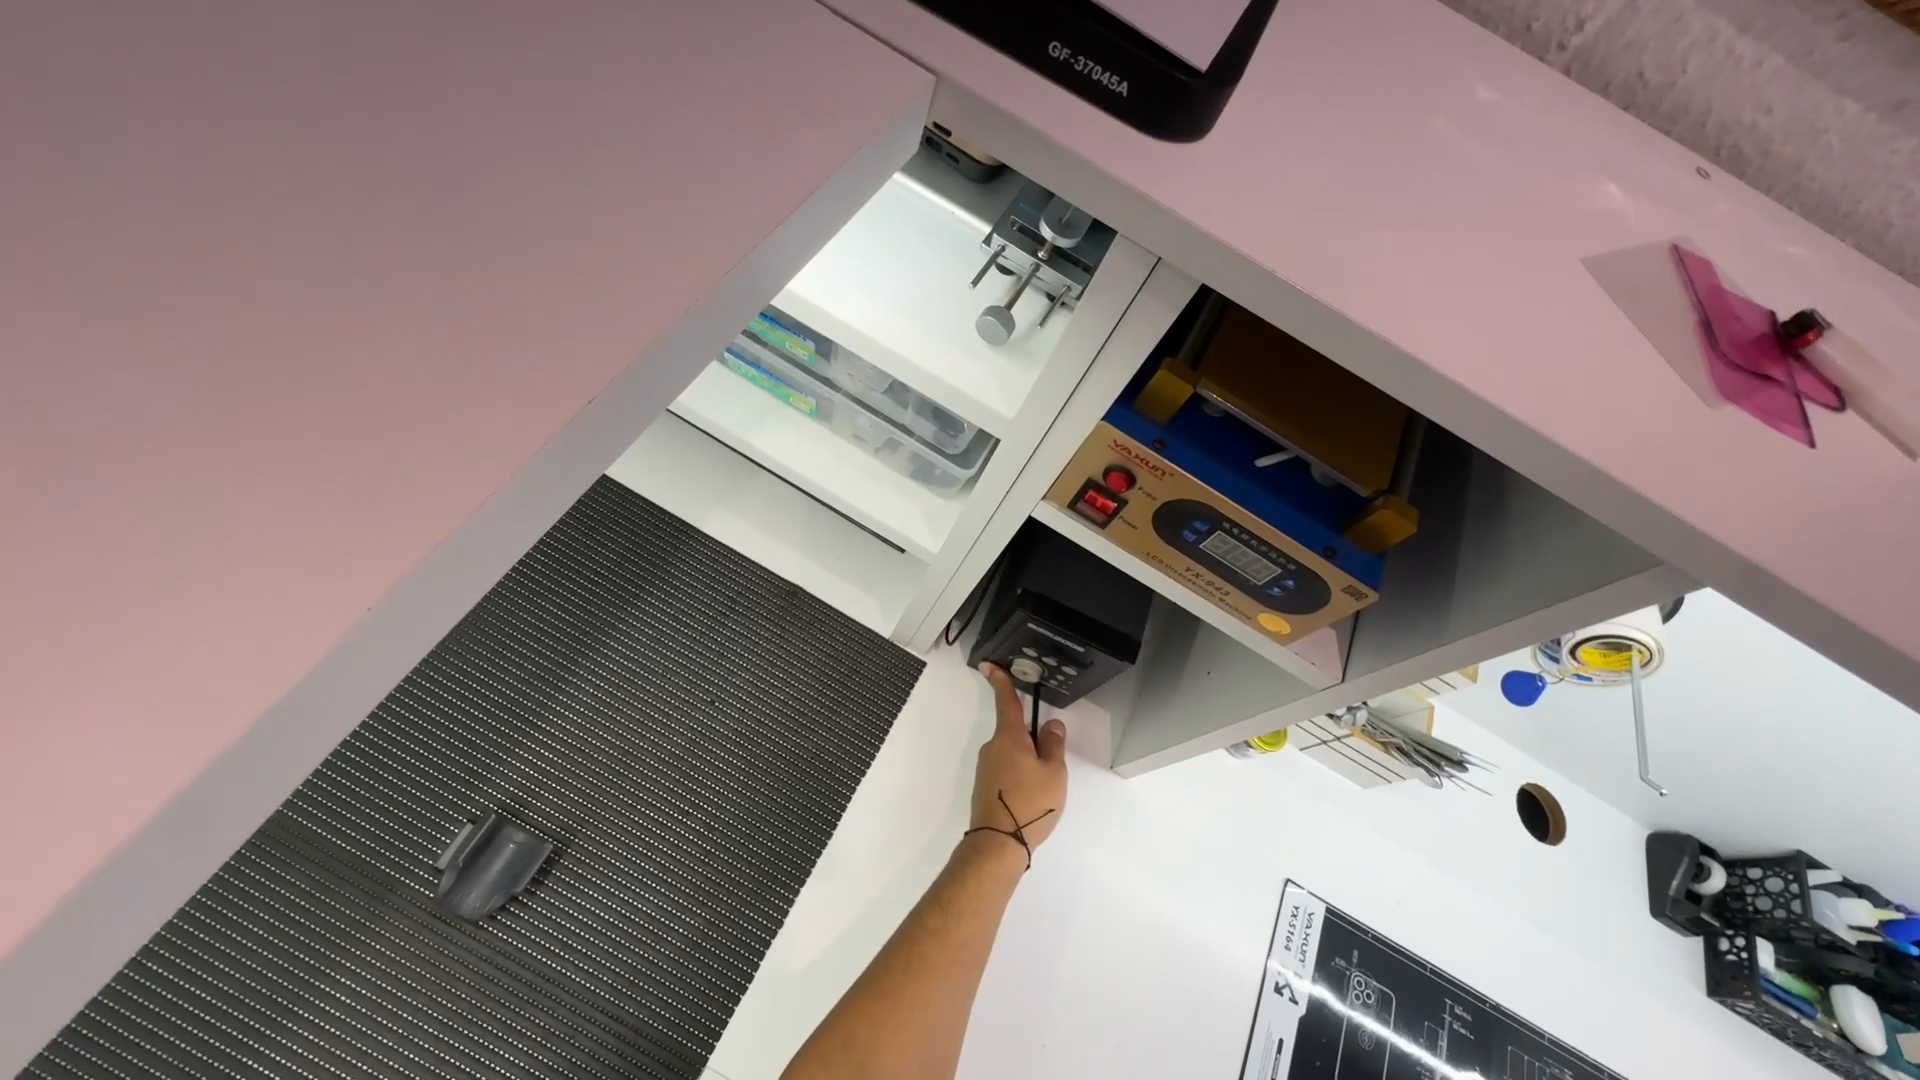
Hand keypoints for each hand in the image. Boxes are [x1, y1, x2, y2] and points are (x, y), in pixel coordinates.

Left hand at [970, 663, 1067, 855]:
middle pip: (1015, 732)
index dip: (1000, 680)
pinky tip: (1029, 800)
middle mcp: (993, 747)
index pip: (1006, 701)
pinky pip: (1006, 771)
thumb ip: (1054, 744)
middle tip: (1050, 768)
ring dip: (1027, 763)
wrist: (997, 844)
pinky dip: (1019, 777)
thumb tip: (1051, 724)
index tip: (989, 664)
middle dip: (1032, 742)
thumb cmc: (1030, 803)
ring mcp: (986, 767)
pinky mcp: (984, 786)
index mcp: (1009, 737)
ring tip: (1042, 791)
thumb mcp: (1053, 773)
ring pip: (1012, 754)